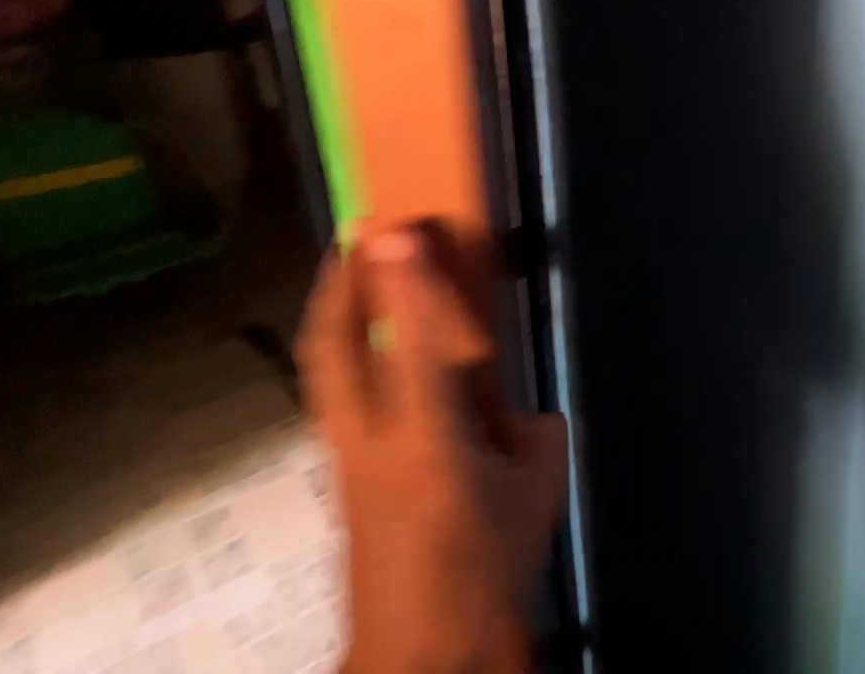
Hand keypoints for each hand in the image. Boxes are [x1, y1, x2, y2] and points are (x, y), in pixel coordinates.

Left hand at [299, 221, 569, 673]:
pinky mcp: (341, 478)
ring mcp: (345, 460)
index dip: (407, 285)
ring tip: (355, 275)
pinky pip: (340, 396)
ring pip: (327, 371)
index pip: (413, 346)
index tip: (397, 232)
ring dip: (338, 315)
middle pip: (335, 351)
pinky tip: (372, 349)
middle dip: (342, 287)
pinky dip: (350, 354)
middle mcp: (372, 442)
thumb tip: (518, 413)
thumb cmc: (487, 563)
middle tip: (359, 236)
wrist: (421, 645)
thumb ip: (533, 435)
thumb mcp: (538, 489)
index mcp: (429, 442)